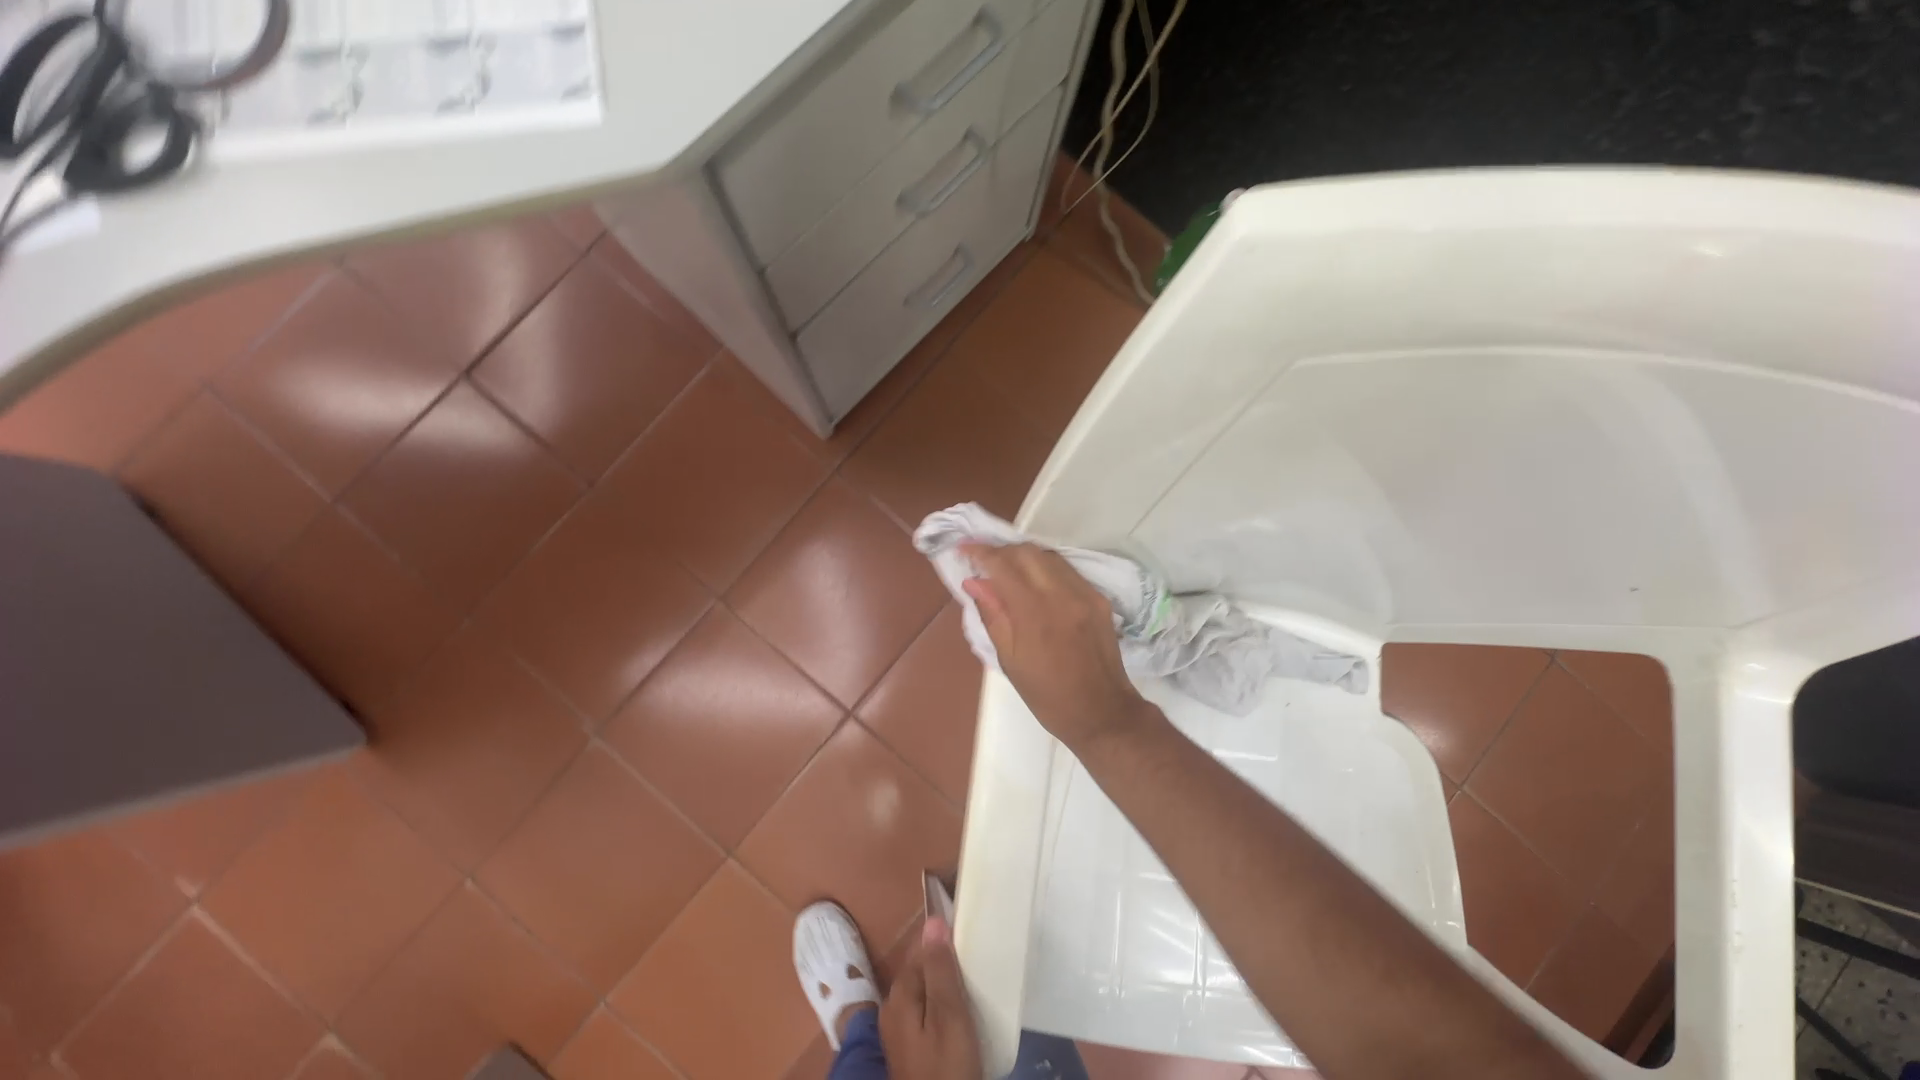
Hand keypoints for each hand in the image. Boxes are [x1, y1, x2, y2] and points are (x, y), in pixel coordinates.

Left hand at [880, 918, 981, 1079]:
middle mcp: (893, 1008)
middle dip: (949, 963)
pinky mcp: (913, 1050)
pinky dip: (947, 1008)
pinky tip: (966, 1016)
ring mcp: (901, 1032)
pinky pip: (929, 1014)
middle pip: (922, 970)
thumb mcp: (949, 1017)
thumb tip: (934, 921)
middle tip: (982, 963)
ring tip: (979, 985)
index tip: (975, 937)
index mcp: (900, 995)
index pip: (921, 950)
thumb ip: (941, 970)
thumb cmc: (947, 1069)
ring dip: (950, 986)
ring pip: (927, 993)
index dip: (946, 941)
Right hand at [960, 542, 1153, 754]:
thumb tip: (974, 582)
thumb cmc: (1047, 695)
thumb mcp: (1009, 660)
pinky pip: (1068, 571)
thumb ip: (992, 615)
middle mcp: (1061, 595)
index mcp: (1034, 614)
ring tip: (1007, 566)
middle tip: (983, 558)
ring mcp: (1085, 594)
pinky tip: (1036, 580)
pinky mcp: (1099, 599)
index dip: (980, 552)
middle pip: (1027, 552)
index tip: (963, 548)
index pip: (1002, 566)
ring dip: (1025, 555)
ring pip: (1050, 556)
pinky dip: (1046, 568)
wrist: (1101, 712)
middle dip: (1001, 549)